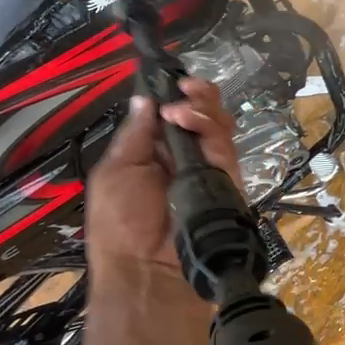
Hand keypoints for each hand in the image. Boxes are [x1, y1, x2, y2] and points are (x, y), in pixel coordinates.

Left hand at [84, 78, 241, 277]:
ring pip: (219, 127)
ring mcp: (210, 167)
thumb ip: (135, 137)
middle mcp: (186, 157)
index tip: (172, 79)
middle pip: (204, 117)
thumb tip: (145, 99)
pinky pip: (226, 146)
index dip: (175, 97)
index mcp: (155, 154)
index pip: (173, 118)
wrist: (150, 265)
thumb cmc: (120, 223)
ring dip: (203, 109)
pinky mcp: (229, 178)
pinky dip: (209, 129)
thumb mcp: (114, 173)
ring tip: (181, 107)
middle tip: (188, 86)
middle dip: (199, 97)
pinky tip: (189, 120)